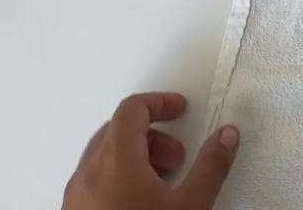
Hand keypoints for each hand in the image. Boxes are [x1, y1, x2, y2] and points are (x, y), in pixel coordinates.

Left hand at [62, 93, 238, 209]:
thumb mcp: (190, 208)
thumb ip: (211, 165)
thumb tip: (228, 134)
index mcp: (114, 162)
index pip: (131, 109)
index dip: (160, 102)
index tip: (182, 110)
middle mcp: (87, 176)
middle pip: (116, 131)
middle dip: (151, 135)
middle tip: (177, 158)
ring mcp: (73, 202)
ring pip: (103, 159)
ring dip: (136, 158)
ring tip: (163, 187)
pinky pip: (94, 184)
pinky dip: (118, 180)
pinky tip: (141, 208)